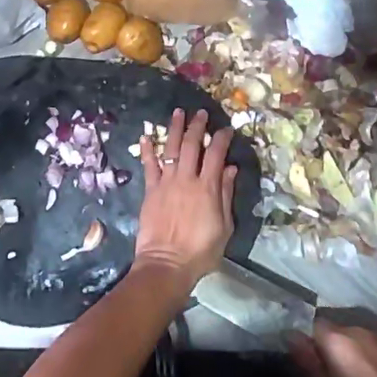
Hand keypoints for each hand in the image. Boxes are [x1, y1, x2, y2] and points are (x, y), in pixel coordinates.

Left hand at [133, 108, 235, 290]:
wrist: (166, 264)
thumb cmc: (201, 251)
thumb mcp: (224, 227)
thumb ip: (225, 195)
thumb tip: (230, 168)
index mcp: (207, 187)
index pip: (216, 154)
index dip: (222, 138)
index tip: (226, 128)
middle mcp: (186, 179)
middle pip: (192, 144)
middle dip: (198, 126)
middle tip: (201, 112)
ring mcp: (166, 182)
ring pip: (171, 148)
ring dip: (175, 129)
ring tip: (178, 112)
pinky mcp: (150, 190)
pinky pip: (148, 165)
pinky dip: (147, 150)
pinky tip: (146, 136)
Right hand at [289, 320, 376, 376]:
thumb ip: (308, 361)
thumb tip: (289, 335)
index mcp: (337, 338)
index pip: (312, 326)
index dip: (310, 345)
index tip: (313, 366)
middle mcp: (358, 328)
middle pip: (337, 332)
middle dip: (333, 349)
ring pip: (359, 340)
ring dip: (355, 354)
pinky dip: (375, 360)